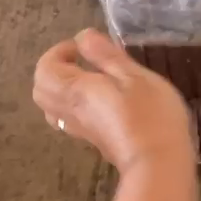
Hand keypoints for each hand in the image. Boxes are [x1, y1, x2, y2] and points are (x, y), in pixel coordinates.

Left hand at [34, 29, 194, 174]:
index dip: (59, 52)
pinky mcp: (96, 143)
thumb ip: (107, 55)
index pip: (45, 68)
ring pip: (53, 109)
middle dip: (55, 71)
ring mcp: (82, 131)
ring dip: (63, 91)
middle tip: (82, 63)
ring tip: (90, 83)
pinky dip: (77, 108)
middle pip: (41, 90)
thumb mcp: (134, 76)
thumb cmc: (150, 115)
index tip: (85, 48)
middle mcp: (70, 111)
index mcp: (75, 90)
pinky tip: (103, 105)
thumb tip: (84, 37)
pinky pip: (71, 121)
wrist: (158, 164)